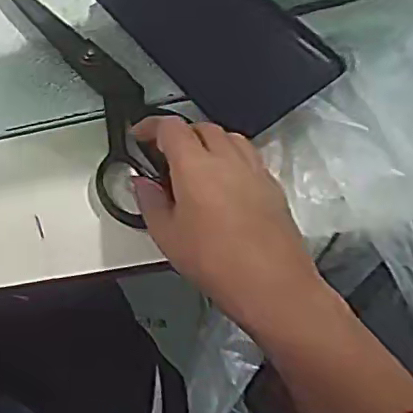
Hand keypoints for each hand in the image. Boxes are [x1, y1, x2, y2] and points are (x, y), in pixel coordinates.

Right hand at [129, 117, 323, 327]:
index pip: (171, 127)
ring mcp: (255, 173)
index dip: (151, 126)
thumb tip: (143, 184)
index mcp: (195, 167)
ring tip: (192, 163)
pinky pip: (249, 158)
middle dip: (179, 134)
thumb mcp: (164, 233)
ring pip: (230, 138)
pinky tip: (219, 182)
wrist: (271, 285)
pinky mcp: (272, 188)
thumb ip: (149, 200)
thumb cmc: (216, 260)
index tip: (140, 136)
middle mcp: (228, 162)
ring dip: (207, 142)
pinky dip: (230, 159)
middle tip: (162, 152)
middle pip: (202, 127)